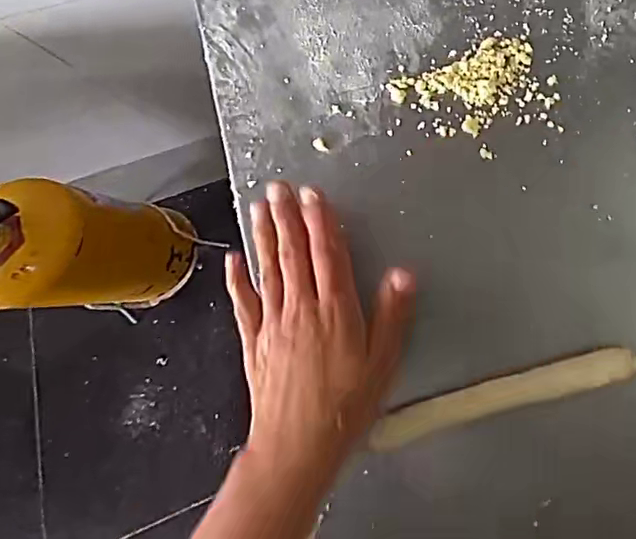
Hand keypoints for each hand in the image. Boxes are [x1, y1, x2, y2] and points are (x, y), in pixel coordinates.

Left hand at [225, 182, 415, 483]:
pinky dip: (237, 280)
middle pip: (293, 252)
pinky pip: (244, 304)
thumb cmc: (344, 408)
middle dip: (287, 216)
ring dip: (263, 235)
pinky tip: (232, 259)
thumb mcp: (382, 364)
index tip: (314, 193)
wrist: (295, 449)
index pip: (327, 253)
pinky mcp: (254, 342)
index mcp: (334, 309)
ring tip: (259, 206)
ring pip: (268, 268)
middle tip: (279, 186)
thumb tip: (403, 274)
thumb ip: (392, 316)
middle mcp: (301, 307)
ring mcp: (274, 322)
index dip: (321, 220)